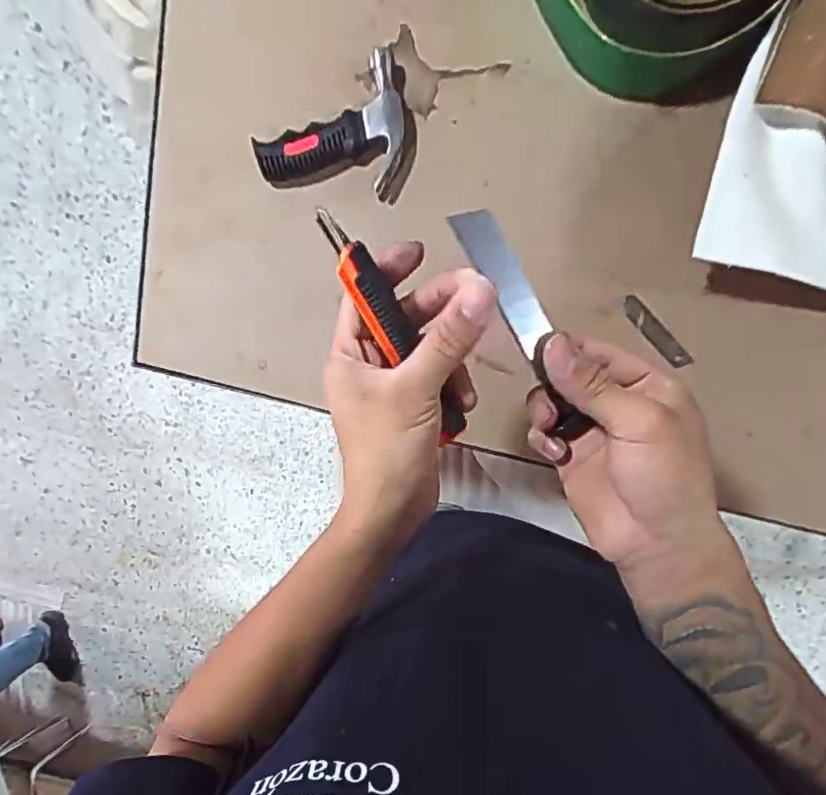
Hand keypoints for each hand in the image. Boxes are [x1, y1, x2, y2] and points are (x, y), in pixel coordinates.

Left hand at [325, 240, 493, 541]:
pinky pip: (439, 379)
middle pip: (407, 319)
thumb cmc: (384, 456)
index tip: (420, 253)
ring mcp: (392, 387)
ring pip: (430, 350)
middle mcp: (368, 366)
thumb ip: (448, 340)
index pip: (363, 295)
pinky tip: (459, 407)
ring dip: (453, 362)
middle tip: (474, 305)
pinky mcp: (414, 407)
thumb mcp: (416, 390)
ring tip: (461, 388)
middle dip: (440, 317)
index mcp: (349, 354)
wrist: (390, 511)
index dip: (388, 269)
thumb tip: (476, 293)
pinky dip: (453, 387)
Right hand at [524, 335, 726, 571]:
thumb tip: (553, 344)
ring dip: (543, 410)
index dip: (569, 350)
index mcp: (647, 386)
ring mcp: (594, 433)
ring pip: (554, 404)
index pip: (600, 353)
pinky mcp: (573, 460)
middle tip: (547, 403)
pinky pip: (547, 435)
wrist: (658, 543)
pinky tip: (552, 452)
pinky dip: (542, 438)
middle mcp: (618, 404)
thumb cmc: (665, 477)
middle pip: (570, 376)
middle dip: (552, 384)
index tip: (538, 350)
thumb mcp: (638, 421)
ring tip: (548, 428)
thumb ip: (593, 384)